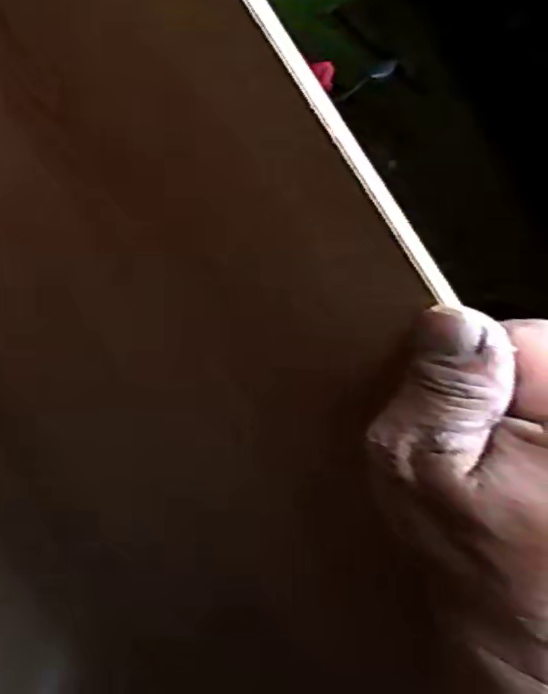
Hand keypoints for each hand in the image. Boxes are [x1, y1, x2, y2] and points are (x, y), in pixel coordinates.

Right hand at [368, 306, 547, 688]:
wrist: (536, 635)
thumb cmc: (470, 550)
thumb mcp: (420, 463)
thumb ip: (440, 393)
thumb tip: (451, 320)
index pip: (530, 339)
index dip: (474, 355)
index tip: (445, 391)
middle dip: (503, 385)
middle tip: (469, 433)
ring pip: (547, 394)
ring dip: (517, 410)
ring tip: (498, 456)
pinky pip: (541, 420)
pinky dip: (529, 435)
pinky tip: (523, 473)